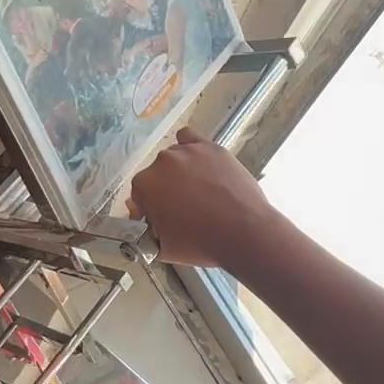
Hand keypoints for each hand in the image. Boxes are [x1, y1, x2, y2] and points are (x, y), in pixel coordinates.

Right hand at [127, 128, 283, 267]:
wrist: (244, 232)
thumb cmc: (201, 243)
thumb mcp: (162, 246)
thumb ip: (144, 228)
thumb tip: (140, 211)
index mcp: (145, 185)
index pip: (139, 193)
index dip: (151, 207)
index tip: (163, 218)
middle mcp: (161, 162)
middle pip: (157, 173)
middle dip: (165, 189)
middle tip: (183, 207)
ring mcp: (186, 151)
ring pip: (173, 157)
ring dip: (180, 170)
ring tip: (199, 189)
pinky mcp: (210, 147)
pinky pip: (189, 137)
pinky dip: (189, 146)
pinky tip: (198, 162)